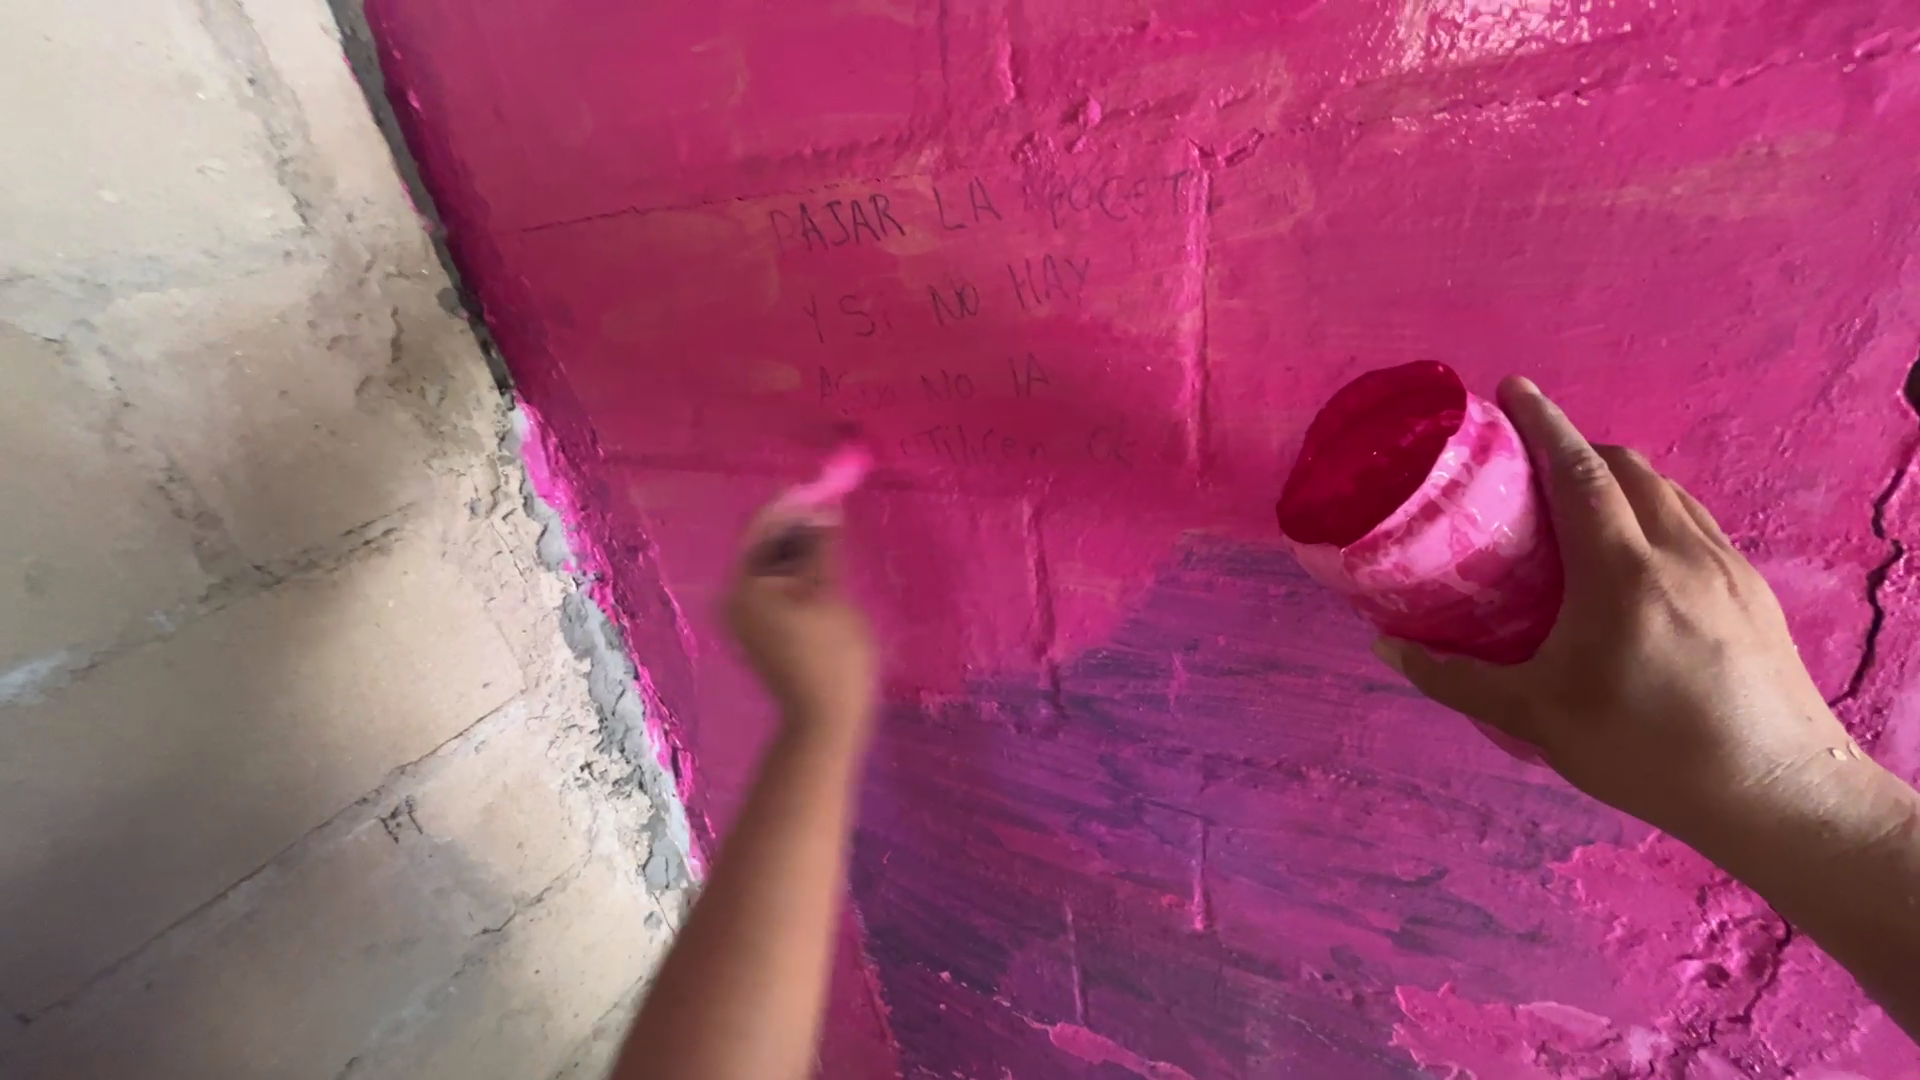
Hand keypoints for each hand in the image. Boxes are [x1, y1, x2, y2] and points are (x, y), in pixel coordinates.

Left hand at [725, 503, 877, 746]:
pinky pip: (778, 589)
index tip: (822, 486)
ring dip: (802, 549)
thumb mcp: (829, 591)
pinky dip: (799, 573)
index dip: (793, 504)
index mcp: (746, 586)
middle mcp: (737, 598)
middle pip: (766, 547)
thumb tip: (822, 509)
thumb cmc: (831, 653)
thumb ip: (822, 546)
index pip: (764, 529)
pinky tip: (825, 565)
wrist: (827, 718)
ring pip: (774, 568)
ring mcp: (748, 617)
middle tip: (833, 506)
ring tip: (834, 532)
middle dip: (799, 526)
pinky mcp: (763, 630)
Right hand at [1375, 376, 1868, 848]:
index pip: (1582, 476)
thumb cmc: (1645, 749)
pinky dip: (1646, 507)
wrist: (1784, 799)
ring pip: (1667, 491)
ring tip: (1566, 498)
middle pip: (1629, 469)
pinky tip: (1623, 549)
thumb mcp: (1532, 716)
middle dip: (1575, 447)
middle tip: (1522, 461)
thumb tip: (1384, 646)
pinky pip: (1690, 520)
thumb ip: (1451, 677)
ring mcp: (1727, 570)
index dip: (1544, 426)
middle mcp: (1682, 555)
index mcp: (1624, 574)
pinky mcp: (1750, 593)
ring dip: (1614, 476)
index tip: (1513, 389)